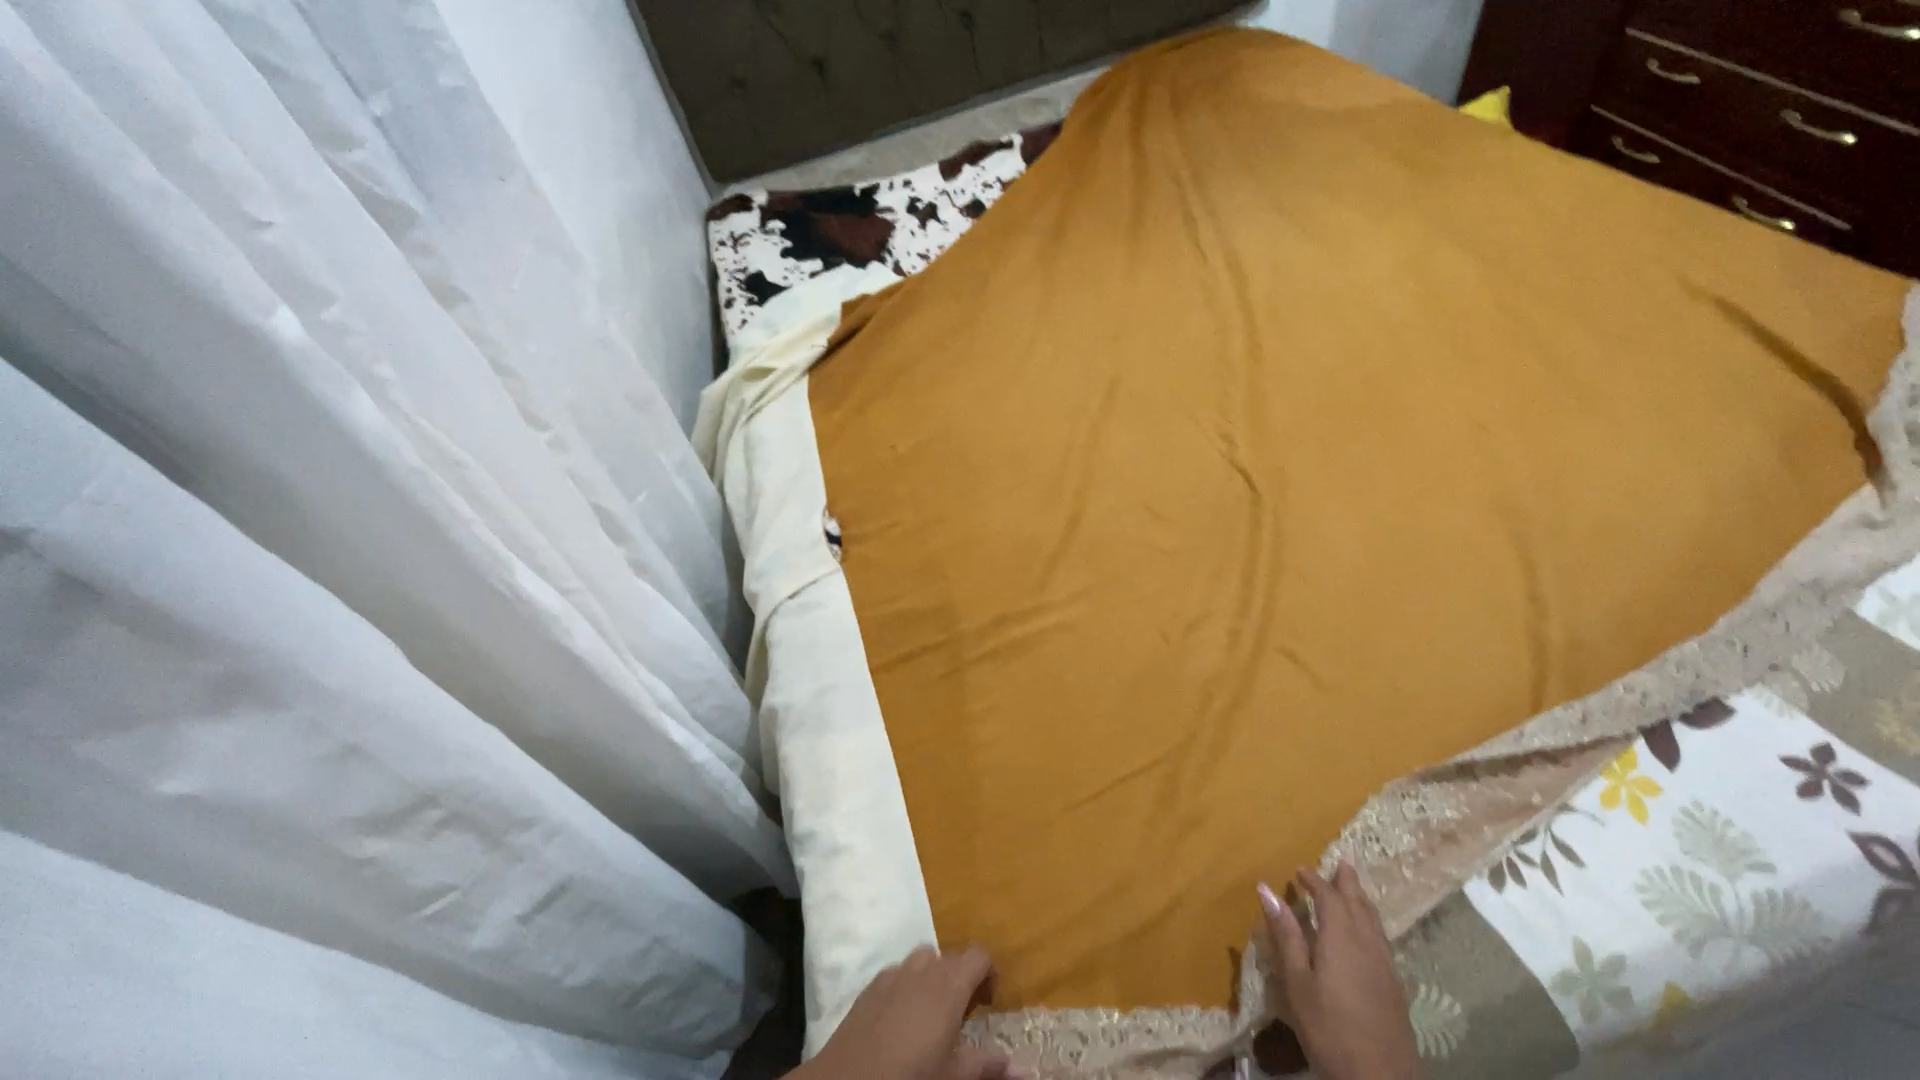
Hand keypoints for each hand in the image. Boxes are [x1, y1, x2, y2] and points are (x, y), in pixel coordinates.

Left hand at [794, 945, 1020, 1079]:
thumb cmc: (910, 1076)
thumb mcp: (954, 1076)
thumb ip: (987, 1066)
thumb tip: (1021, 1069)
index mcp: (949, 986)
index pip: (978, 955)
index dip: (989, 972)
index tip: (989, 1002)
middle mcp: (922, 970)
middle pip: (951, 956)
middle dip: (963, 977)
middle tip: (966, 1012)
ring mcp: (893, 975)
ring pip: (923, 959)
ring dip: (934, 976)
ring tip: (935, 1010)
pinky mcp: (869, 986)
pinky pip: (897, 972)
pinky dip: (908, 983)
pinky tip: (903, 1015)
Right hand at [1258, 864, 1423, 1079]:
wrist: (1380, 1077)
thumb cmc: (1328, 1027)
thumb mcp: (1297, 981)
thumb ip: (1286, 934)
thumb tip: (1266, 889)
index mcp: (1341, 938)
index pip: (1329, 897)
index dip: (1314, 880)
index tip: (1299, 870)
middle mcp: (1367, 943)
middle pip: (1358, 903)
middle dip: (1347, 882)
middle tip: (1340, 863)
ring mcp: (1385, 965)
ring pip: (1374, 920)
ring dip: (1361, 900)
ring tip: (1353, 889)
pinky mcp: (1394, 985)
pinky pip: (1381, 938)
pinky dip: (1370, 922)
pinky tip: (1367, 933)